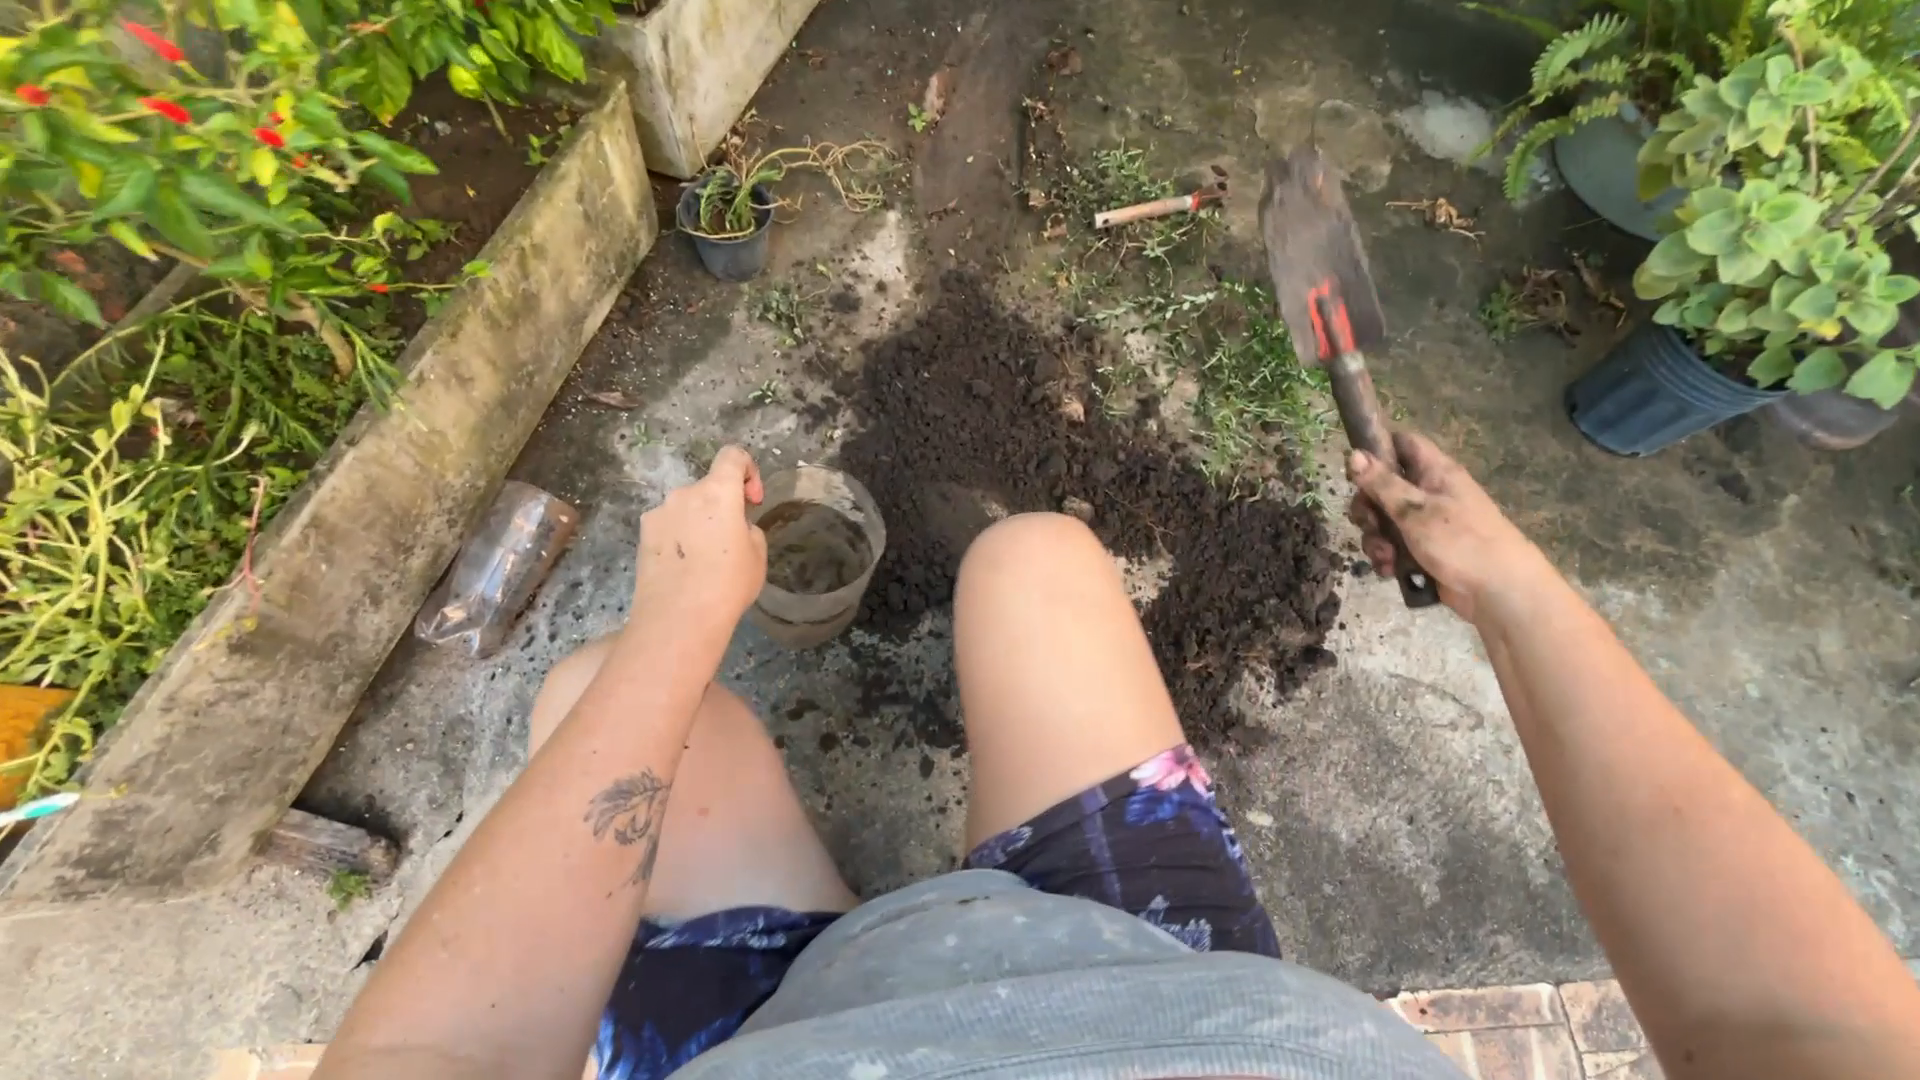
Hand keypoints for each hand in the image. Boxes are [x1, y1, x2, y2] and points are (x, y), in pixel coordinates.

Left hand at [632, 445, 767, 632]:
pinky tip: (683, 569)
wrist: (679, 618)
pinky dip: (679, 539)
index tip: (752, 501)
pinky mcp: (643, 535)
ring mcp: (658, 514)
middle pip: (708, 488)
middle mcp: (684, 494)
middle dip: (722, 507)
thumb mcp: (757, 554)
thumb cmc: (728, 583)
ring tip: (705, 561)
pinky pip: (668, 527)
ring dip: (698, 524)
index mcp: (718, 492)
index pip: (733, 456)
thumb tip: (734, 527)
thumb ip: (747, 528)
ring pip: (686, 509)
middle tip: (731, 542)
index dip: (748, 471)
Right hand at [1345, 431, 1554, 625]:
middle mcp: (1428, 492)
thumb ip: (1382, 483)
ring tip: (1385, 556)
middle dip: (1368, 507)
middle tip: (1368, 522)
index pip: (1402, 443)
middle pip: (1382, 486)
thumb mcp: (1415, 510)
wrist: (1497, 591)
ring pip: (1383, 519)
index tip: (1355, 468)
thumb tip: (1354, 453)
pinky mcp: (1421, 548)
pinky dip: (1386, 556)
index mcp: (1434, 473)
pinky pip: (1391, 544)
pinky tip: (1390, 569)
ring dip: (1375, 538)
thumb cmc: (1460, 541)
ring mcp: (1424, 522)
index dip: (1377, 448)